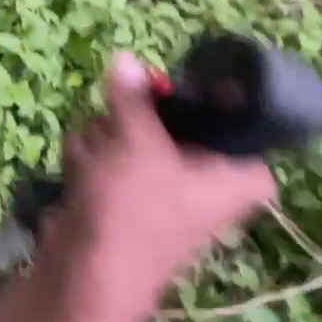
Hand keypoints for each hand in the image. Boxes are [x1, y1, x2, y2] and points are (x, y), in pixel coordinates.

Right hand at [45, 51, 276, 320]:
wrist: (92, 264)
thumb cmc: (134, 208)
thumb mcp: (136, 145)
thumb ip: (132, 100)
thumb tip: (124, 56)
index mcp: (240, 169)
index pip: (216, 113)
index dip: (174, 101)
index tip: (141, 98)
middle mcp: (210, 176)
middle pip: (160, 120)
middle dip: (119, 124)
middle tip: (111, 139)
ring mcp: (166, 185)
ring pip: (123, 134)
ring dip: (96, 140)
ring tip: (91, 163)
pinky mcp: (128, 191)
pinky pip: (105, 155)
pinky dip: (87, 158)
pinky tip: (81, 173)